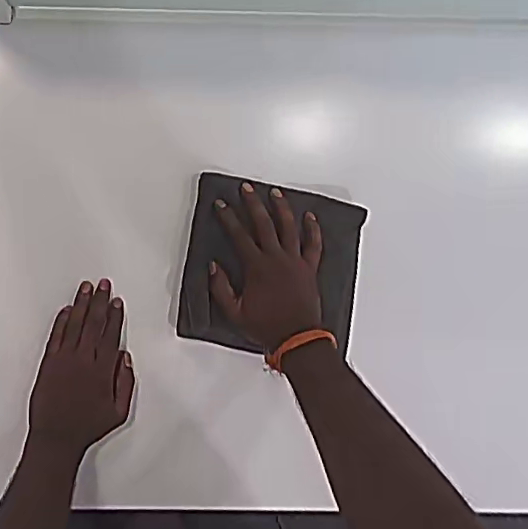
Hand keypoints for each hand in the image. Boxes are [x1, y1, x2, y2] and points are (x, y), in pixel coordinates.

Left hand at [27, 279, 134, 459]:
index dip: (115, 316)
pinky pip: (57, 335)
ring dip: (82, 303)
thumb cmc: (86, 426)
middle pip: (94, 323)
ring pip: (75, 324)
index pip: (111, 335)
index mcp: (102, 371)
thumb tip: (125, 359)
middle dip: (100, 301)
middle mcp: (83, 360)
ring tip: (86, 288)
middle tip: (104, 285)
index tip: (117, 302)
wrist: (56, 436)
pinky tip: (67, 309)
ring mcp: (64, 359)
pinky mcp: (49, 361)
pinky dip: (62, 320)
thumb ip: (125, 383)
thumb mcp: (118, 412)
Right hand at [210, 181, 325, 350]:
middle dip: (253, 203)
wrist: (298, 339)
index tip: (221, 204)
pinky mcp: (309, 269)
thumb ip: (220, 287)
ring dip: (281, 208)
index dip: (228, 217)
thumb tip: (214, 266)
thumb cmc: (266, 326)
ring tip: (275, 193)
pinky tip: (310, 216)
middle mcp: (277, 259)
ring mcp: (295, 262)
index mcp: (257, 267)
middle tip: (246, 188)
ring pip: (289, 227)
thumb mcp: (234, 311)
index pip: (239, 234)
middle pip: (263, 223)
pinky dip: (312, 229)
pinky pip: (313, 244)